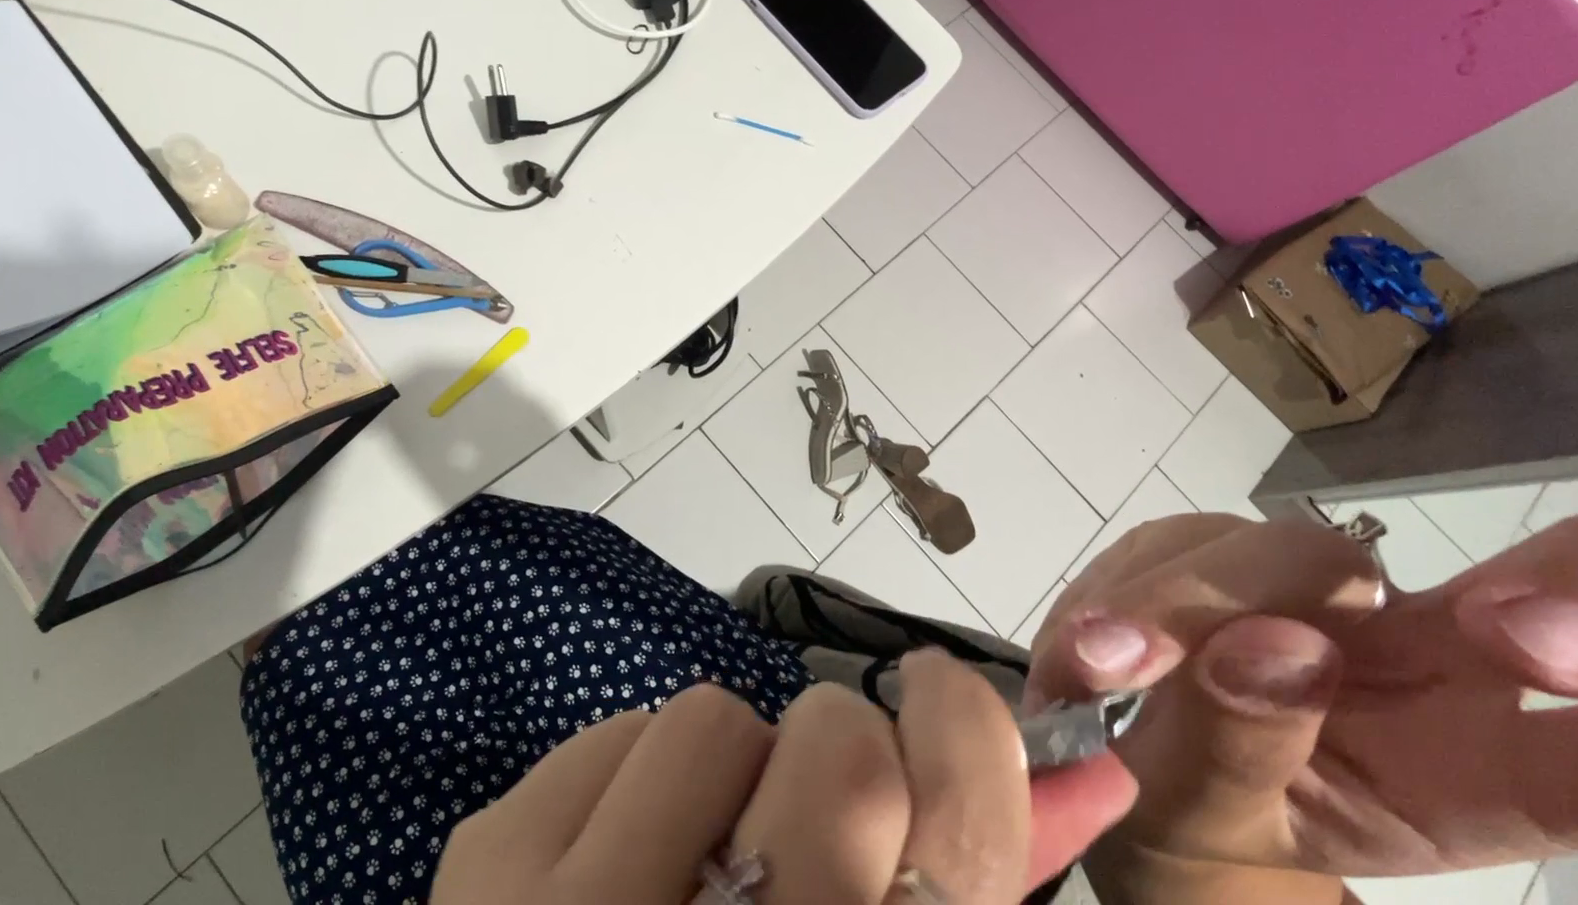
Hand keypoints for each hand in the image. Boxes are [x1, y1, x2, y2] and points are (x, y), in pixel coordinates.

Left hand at [434, 650, 1136, 903]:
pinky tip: (617, 850)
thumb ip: (972, 866)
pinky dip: (636, 774)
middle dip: (834, 751)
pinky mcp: (492, 857)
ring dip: (724, 766)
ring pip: (712, 719)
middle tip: (799, 805)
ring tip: (696, 841)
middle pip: (835, 750)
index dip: (967, 731)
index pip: (962, 824)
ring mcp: (582, 901)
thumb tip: (1085, 767)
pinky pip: (614, 733)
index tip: (937, 694)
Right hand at [1026, 511, 1577, 882]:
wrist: (1108, 751)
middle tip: (1521, 639)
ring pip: (1302, 555)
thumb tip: (1271, 649)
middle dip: (1552, 602)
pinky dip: (1125, 586)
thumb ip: (1239, 748)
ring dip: (1198, 597)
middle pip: (1540, 593)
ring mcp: (1316, 591)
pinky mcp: (1216, 543)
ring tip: (1104, 664)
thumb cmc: (1189, 811)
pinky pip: (1180, 541)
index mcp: (1466, 771)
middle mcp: (1418, 664)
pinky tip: (1089, 643)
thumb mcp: (1209, 819)